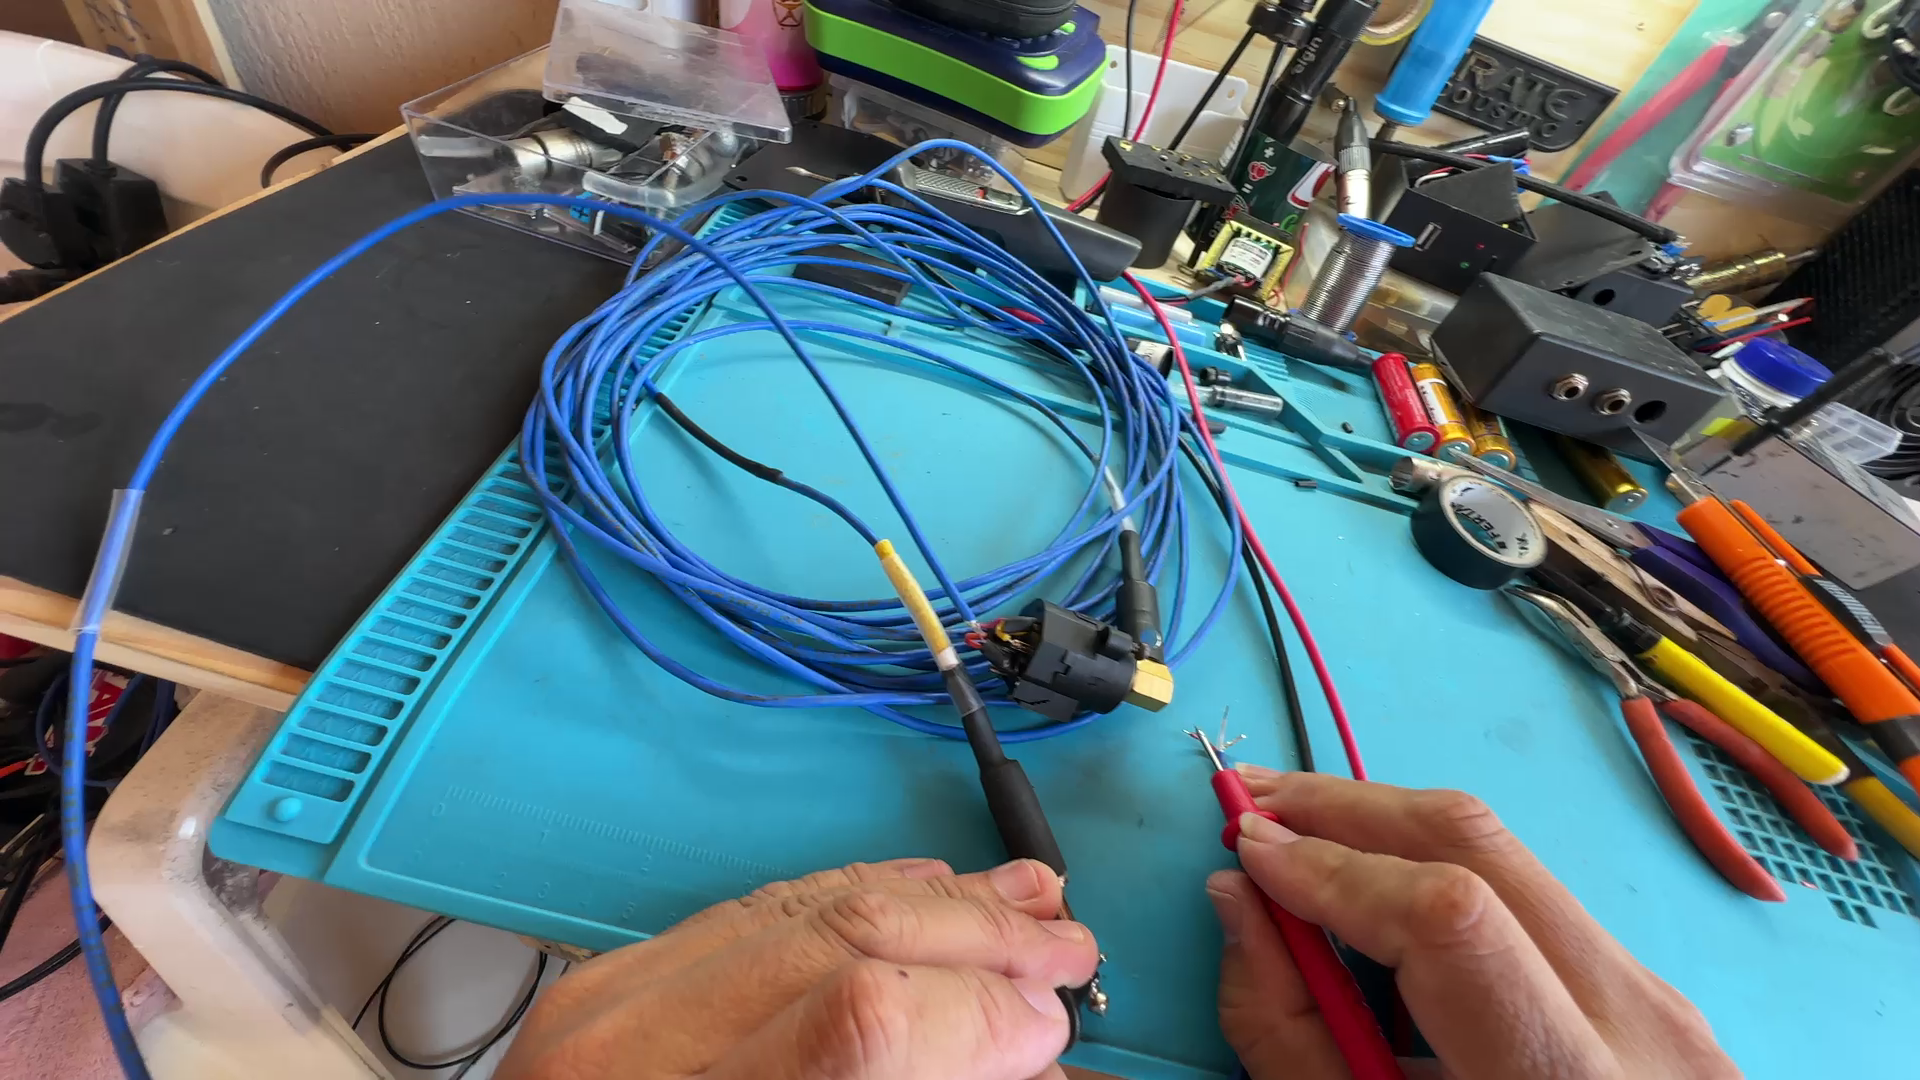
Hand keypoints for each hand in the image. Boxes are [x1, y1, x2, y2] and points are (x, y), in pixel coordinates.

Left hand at [494, 857, 1098, 1079]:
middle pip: (847, 935)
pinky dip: (865, 886)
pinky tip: (931, 880)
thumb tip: (1033, 1055)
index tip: (1048, 1020)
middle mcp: (642, 1040)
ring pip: (816, 900)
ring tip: (1024, 894)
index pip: (861, 1021)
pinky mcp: (627, 964)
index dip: (973, 1010)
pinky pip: (772, 899)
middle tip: (1063, 943)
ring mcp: (624, 989)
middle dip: (976, 934)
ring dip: (937, 897)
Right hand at [1211, 767, 1738, 1079]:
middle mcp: (1634, 1016)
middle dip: (1336, 804)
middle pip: (1468, 839)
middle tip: (1248, 795)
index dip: (1332, 869)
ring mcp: (1646, 984)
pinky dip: (1407, 848)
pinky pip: (1501, 872)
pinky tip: (1353, 862)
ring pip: (1484, 840)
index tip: (1248, 850)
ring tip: (1285, 816)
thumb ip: (1279, 1022)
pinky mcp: (1630, 969)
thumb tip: (1232, 890)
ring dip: (1366, 814)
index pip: (1447, 918)